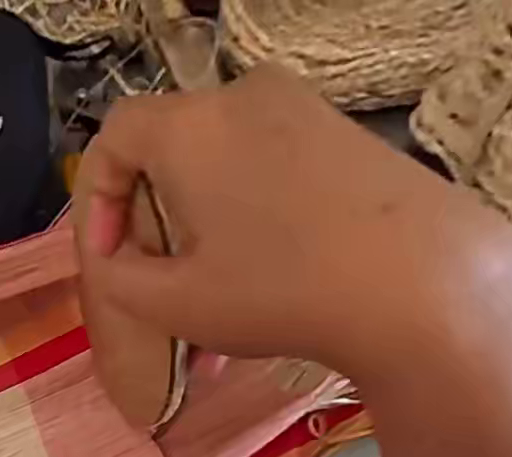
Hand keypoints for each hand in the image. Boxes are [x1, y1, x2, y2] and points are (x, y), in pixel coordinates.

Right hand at [74, 66, 511, 380]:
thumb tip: (114, 259)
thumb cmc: (275, 290)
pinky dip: (245, 215)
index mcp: (191, 127)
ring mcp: (301, 111)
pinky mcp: (341, 136)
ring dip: (199, 226)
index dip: (97, 199)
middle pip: (169, 150)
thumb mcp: (175, 303)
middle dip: (151, 220)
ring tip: (214, 291)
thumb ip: (120, 280)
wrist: (414, 283)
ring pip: (220, 164)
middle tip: (162, 281)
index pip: (114, 134)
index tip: (109, 257)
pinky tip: (263, 272)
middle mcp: (243, 98)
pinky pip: (267, 168)